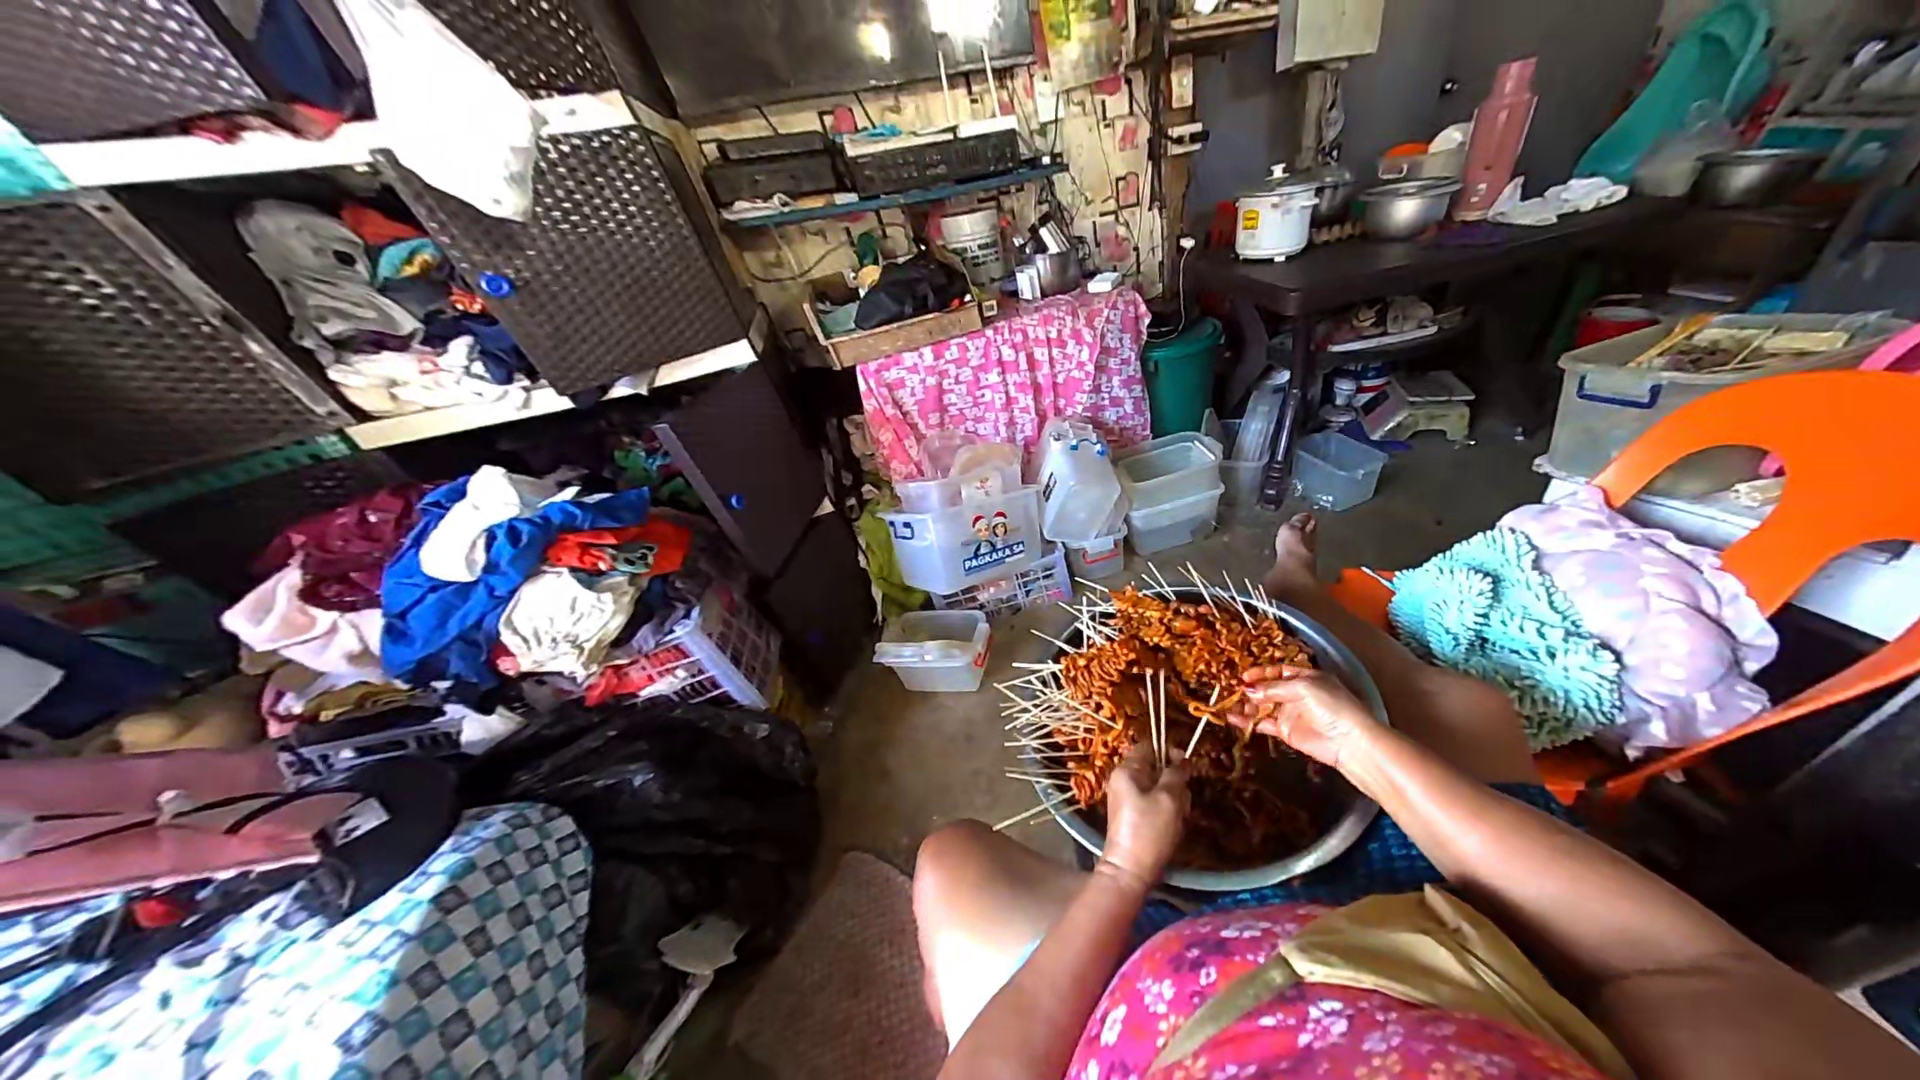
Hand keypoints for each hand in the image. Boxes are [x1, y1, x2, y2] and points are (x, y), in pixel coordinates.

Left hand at [1098, 740, 1189, 890]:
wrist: (1130, 870)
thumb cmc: (1149, 830)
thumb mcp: (1168, 799)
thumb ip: (1176, 774)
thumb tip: (1182, 760)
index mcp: (1126, 770)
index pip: (1148, 746)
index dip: (1169, 750)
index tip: (1186, 764)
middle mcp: (1123, 780)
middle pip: (1156, 768)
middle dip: (1174, 782)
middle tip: (1182, 800)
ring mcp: (1127, 798)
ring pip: (1159, 787)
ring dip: (1174, 799)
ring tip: (1179, 816)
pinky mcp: (1133, 815)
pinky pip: (1154, 803)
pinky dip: (1167, 810)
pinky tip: (1174, 825)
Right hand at [1228, 666, 1382, 771]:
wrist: (1350, 741)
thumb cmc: (1332, 706)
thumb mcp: (1303, 688)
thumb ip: (1273, 688)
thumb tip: (1247, 689)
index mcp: (1304, 677)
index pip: (1277, 671)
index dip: (1260, 672)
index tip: (1243, 676)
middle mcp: (1295, 693)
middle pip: (1267, 688)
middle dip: (1249, 689)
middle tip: (1230, 689)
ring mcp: (1289, 712)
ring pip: (1262, 706)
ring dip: (1245, 704)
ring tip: (1226, 703)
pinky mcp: (1285, 731)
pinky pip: (1262, 723)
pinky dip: (1247, 721)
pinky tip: (1232, 717)